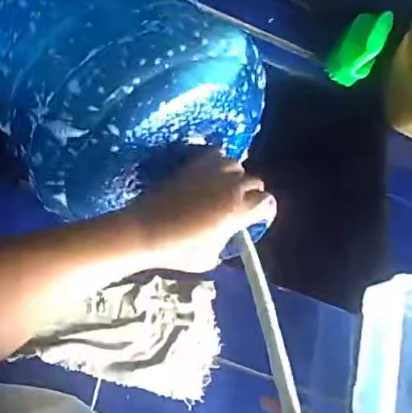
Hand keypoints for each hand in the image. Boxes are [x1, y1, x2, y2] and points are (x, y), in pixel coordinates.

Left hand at [117, 151, 274, 272]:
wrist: (143, 230)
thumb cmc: (176, 249)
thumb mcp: (210, 257)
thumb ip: (226, 242)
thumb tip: (226, 234)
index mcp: (238, 210)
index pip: (267, 202)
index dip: (263, 211)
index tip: (254, 218)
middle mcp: (229, 186)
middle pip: (254, 181)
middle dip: (251, 192)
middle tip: (237, 204)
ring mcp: (209, 172)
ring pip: (235, 164)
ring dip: (234, 174)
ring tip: (222, 187)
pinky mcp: (190, 164)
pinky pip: (213, 154)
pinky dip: (216, 161)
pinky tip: (208, 174)